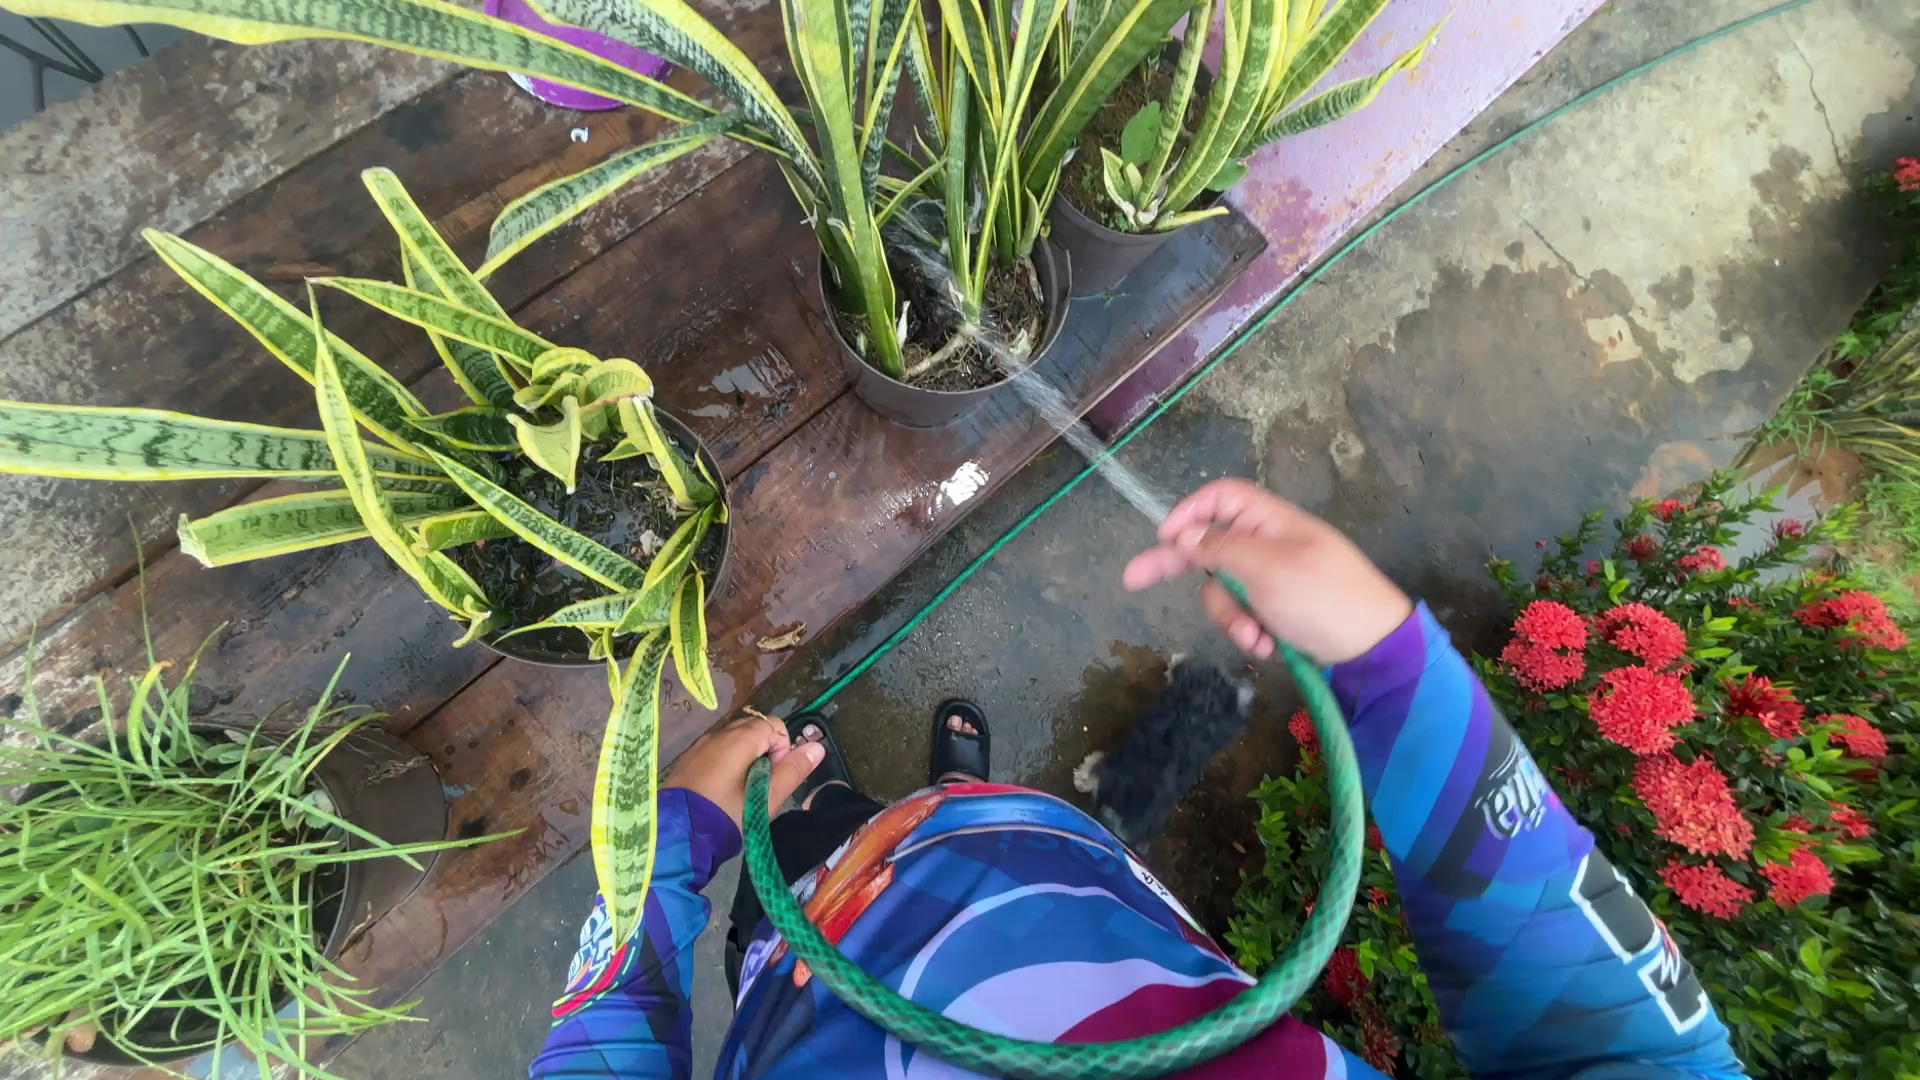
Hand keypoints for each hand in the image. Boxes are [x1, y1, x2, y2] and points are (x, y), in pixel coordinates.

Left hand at [661, 711, 823, 827]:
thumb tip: (817, 746)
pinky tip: (720, 793)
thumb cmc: (723, 818)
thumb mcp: (764, 799)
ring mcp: (698, 747)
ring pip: (733, 741)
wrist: (670, 841)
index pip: (774, 725)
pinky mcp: (685, 762)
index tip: (776, 777)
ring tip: (741, 792)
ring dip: (746, 759)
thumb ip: (792, 771)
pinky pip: (715, 752)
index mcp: (738, 739)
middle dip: (766, 752)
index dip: (783, 748)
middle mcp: (717, 734)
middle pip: (753, 729)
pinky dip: (725, 764)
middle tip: (761, 786)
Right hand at [1123, 478, 1411, 664]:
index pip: (1222, 497)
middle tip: (1132, 579)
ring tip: (1255, 638)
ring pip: (1221, 588)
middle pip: (1208, 545)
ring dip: (1231, 616)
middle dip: (1177, 566)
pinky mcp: (1275, 609)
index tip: (1164, 536)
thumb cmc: (1325, 599)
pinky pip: (1242, 613)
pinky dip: (1249, 631)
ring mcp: (1271, 578)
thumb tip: (1182, 531)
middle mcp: (1267, 545)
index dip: (1190, 511)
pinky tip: (1267, 647)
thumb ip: (1221, 546)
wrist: (1377, 652)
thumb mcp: (1269, 568)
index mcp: (1271, 522)